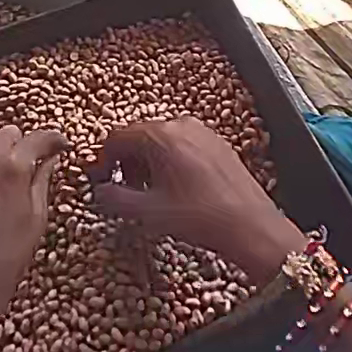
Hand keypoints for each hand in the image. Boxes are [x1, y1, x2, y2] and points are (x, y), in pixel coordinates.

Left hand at [0, 126, 68, 351]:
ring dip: (2, 162)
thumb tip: (51, 160)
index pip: (37, 137)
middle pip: (7, 135)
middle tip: (37, 167)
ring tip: (13, 192)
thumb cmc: (6, 260)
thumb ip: (43, 181)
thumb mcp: (36, 220)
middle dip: (24, 145)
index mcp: (10, 168)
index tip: (63, 146)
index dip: (55, 139)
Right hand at [89, 117, 303, 285]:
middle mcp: (181, 125)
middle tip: (126, 190)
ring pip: (162, 140)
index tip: (101, 179)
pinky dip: (171, 160)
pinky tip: (176, 188)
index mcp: (161, 136)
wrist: (251, 226)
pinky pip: (183, 144)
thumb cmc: (200, 218)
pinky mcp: (217, 144)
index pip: (117, 137)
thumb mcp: (148, 212)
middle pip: (139, 136)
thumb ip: (115, 198)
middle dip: (127, 162)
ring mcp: (202, 132)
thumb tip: (100, 191)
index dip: (104, 159)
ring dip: (148, 162)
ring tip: (151, 193)